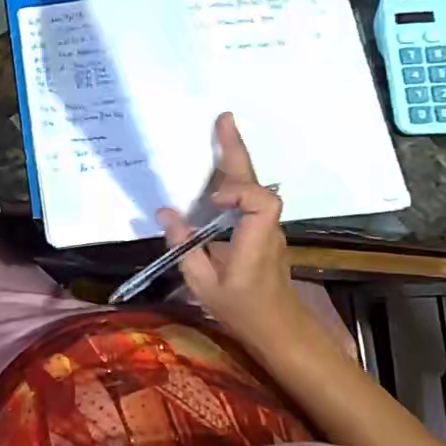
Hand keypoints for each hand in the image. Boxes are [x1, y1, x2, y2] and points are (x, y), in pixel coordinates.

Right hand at [157, 113, 314, 352]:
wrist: (278, 326)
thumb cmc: (242, 311)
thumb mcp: (204, 287)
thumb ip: (186, 250)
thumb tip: (166, 213)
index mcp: (255, 243)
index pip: (263, 202)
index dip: (240, 191)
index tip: (213, 200)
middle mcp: (267, 229)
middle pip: (258, 183)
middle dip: (238, 151)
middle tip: (223, 120)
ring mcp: (269, 227)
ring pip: (256, 187)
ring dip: (236, 160)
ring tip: (218, 133)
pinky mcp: (264, 229)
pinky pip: (251, 197)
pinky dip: (235, 180)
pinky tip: (217, 173)